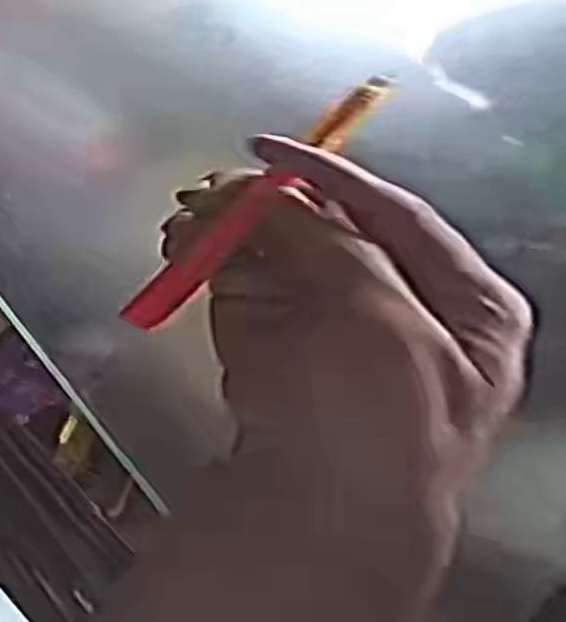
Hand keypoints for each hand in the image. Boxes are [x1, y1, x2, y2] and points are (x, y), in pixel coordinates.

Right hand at [162, 136, 531, 519]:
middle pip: (311, 216)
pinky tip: (177, 247)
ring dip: (214, 222)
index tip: (261, 147)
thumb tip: (266, 191)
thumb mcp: (375, 321)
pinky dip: (194, 245)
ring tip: (181, 228)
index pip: (387, 207)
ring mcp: (310, 295)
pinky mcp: (253, 305)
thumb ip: (328, 245)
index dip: (325, 173)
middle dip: (253, 201)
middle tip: (203, 195)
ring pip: (256, 232)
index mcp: (449, 291)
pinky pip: (221, 257)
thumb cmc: (375, 408)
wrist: (318, 480)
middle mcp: (378, 283)